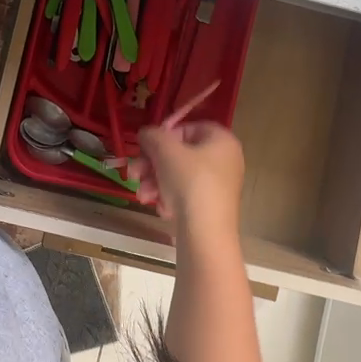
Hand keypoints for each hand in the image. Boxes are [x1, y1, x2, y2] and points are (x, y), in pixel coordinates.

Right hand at [130, 120, 244, 237]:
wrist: (206, 233)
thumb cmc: (190, 182)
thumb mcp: (166, 151)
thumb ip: (153, 136)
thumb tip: (146, 134)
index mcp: (222, 140)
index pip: (189, 128)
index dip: (164, 136)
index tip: (147, 148)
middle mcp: (225, 160)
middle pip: (180, 154)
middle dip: (152, 164)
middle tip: (135, 174)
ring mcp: (220, 185)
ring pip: (179, 175)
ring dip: (155, 182)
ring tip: (143, 196)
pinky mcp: (212, 206)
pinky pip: (186, 194)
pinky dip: (170, 198)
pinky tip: (162, 209)